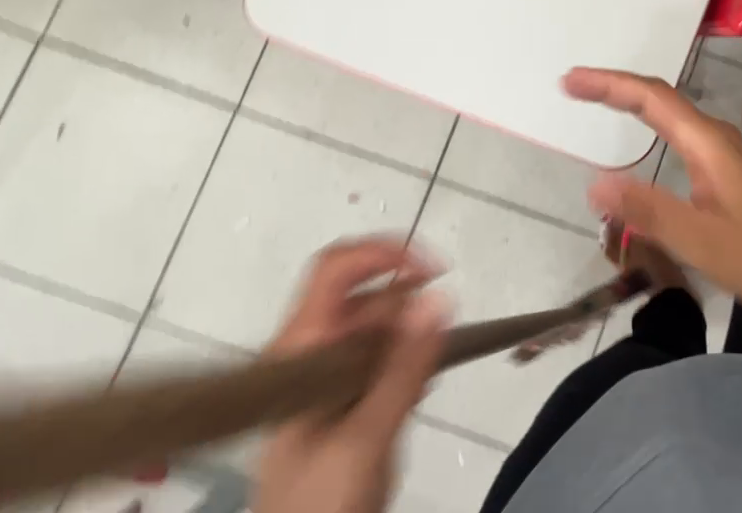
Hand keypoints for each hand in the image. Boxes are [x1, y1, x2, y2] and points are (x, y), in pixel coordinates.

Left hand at [254, 238, 448, 512]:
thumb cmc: (320, 502)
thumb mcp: (368, 437)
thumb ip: (406, 368)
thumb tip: (441, 297)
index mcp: (300, 349)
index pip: (335, 267)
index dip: (384, 253)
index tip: (435, 271)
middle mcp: (305, 350)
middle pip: (359, 292)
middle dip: (406, 303)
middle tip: (436, 338)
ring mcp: (318, 373)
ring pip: (370, 323)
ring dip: (407, 334)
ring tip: (428, 371)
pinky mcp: (335, 395)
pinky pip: (373, 354)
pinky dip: (402, 358)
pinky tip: (418, 387)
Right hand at [567, 67, 741, 344]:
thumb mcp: (700, 241)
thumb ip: (648, 211)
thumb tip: (594, 184)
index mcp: (709, 145)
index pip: (652, 99)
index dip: (609, 84)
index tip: (571, 81)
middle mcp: (716, 138)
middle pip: (660, 99)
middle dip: (614, 88)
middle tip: (572, 86)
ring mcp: (724, 152)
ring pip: (672, 114)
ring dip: (632, 102)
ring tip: (594, 100)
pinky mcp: (727, 169)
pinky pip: (680, 132)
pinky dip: (650, 123)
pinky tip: (642, 136)